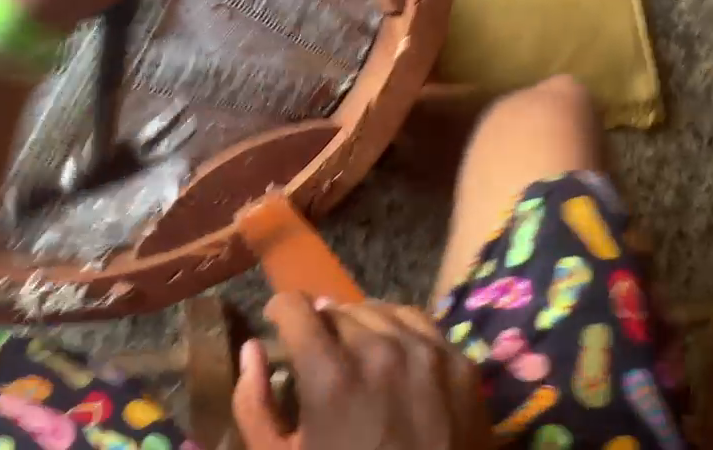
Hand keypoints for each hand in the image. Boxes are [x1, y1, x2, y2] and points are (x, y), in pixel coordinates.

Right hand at [233, 295, 491, 449]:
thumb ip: (255, 405)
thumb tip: (252, 348)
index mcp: (330, 376)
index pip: (294, 307)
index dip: (280, 313)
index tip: (280, 326)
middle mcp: (379, 351)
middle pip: (336, 310)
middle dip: (321, 328)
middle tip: (321, 355)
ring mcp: (425, 354)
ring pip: (377, 310)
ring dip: (359, 325)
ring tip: (356, 352)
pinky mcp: (460, 365)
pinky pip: (418, 323)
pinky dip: (399, 330)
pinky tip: (393, 352)